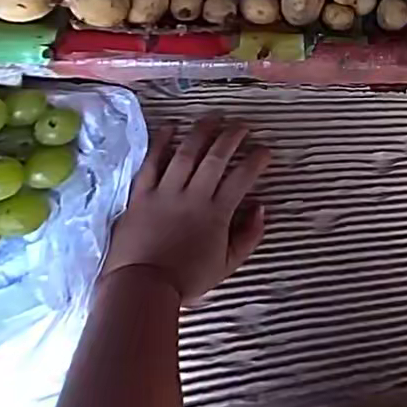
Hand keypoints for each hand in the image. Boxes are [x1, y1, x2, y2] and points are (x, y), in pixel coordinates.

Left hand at [102, 119, 269, 304]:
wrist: (140, 289)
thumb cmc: (186, 279)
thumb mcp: (227, 266)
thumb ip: (248, 237)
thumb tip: (261, 208)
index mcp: (217, 212)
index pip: (242, 176)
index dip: (257, 159)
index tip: (265, 150)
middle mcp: (194, 195)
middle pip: (216, 157)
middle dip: (232, 136)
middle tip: (243, 125)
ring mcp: (166, 192)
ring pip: (187, 153)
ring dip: (202, 131)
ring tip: (214, 117)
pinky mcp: (142, 194)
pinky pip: (152, 163)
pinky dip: (161, 143)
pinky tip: (171, 127)